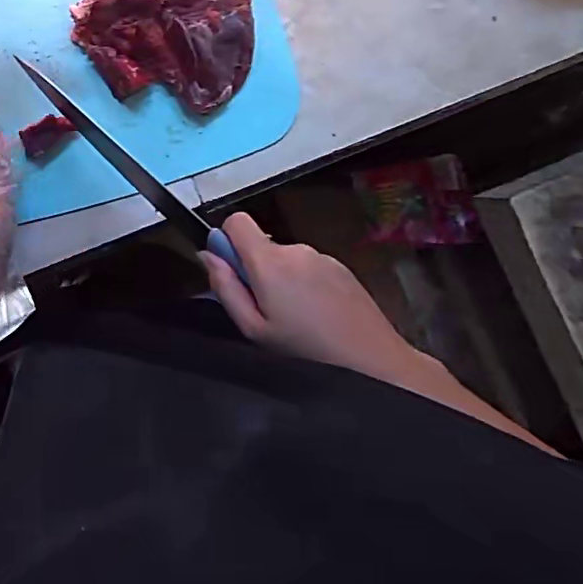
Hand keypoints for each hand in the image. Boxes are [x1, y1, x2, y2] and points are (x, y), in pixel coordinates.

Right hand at [200, 213, 427, 377]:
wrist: (375, 362)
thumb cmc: (305, 349)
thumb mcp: (252, 328)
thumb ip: (225, 287)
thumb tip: (207, 256)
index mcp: (270, 262)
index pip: (236, 221)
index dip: (227, 241)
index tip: (231, 270)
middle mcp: (296, 249)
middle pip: (260, 245)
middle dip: (255, 270)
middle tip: (266, 309)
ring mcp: (322, 257)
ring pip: (284, 258)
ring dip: (281, 279)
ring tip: (295, 316)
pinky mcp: (341, 268)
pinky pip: (307, 266)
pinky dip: (303, 283)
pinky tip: (317, 314)